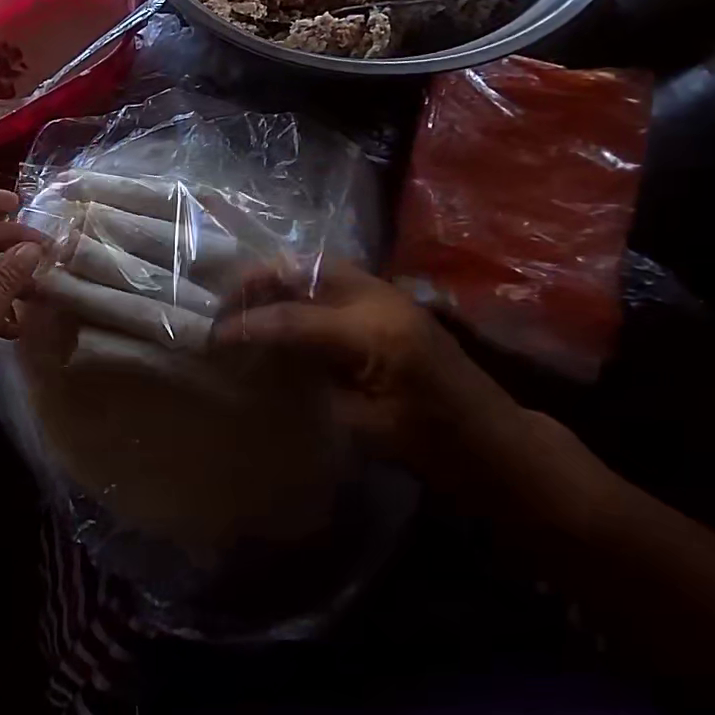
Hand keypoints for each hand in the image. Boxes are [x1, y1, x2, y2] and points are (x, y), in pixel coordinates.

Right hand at [211, 261, 526, 481]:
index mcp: (374, 333)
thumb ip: (313, 378)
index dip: (247, 325)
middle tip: (227, 301)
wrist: (502, 448)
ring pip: (320, 266)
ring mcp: (391, 296)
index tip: (213, 336)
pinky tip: (285, 307)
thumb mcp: (364, 425)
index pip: (292, 318)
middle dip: (260, 279)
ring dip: (280, 278)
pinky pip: (336, 279)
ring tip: (248, 300)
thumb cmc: (434, 448)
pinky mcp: (395, 303)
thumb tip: (272, 354)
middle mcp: (381, 300)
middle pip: (305, 269)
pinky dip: (302, 285)